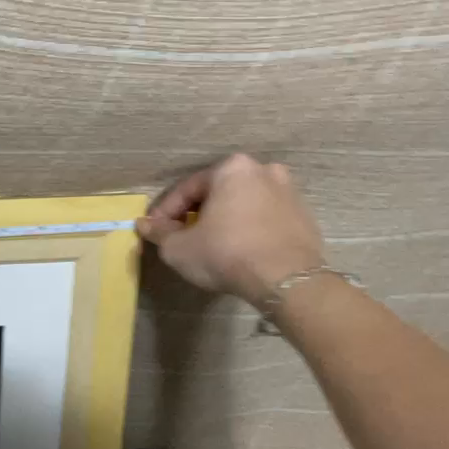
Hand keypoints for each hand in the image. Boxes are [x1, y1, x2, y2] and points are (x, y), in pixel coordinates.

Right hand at [136, 153, 325, 302]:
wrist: (285, 279)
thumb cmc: (224, 253)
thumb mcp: (178, 247)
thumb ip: (159, 232)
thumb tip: (144, 225)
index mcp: (231, 169)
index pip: (187, 189)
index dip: (165, 212)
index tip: (155, 231)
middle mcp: (263, 170)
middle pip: (217, 192)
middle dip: (196, 213)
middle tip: (181, 236)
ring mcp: (289, 191)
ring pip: (243, 204)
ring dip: (224, 219)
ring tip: (210, 243)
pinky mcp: (304, 216)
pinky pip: (264, 218)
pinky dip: (248, 228)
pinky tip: (238, 250)